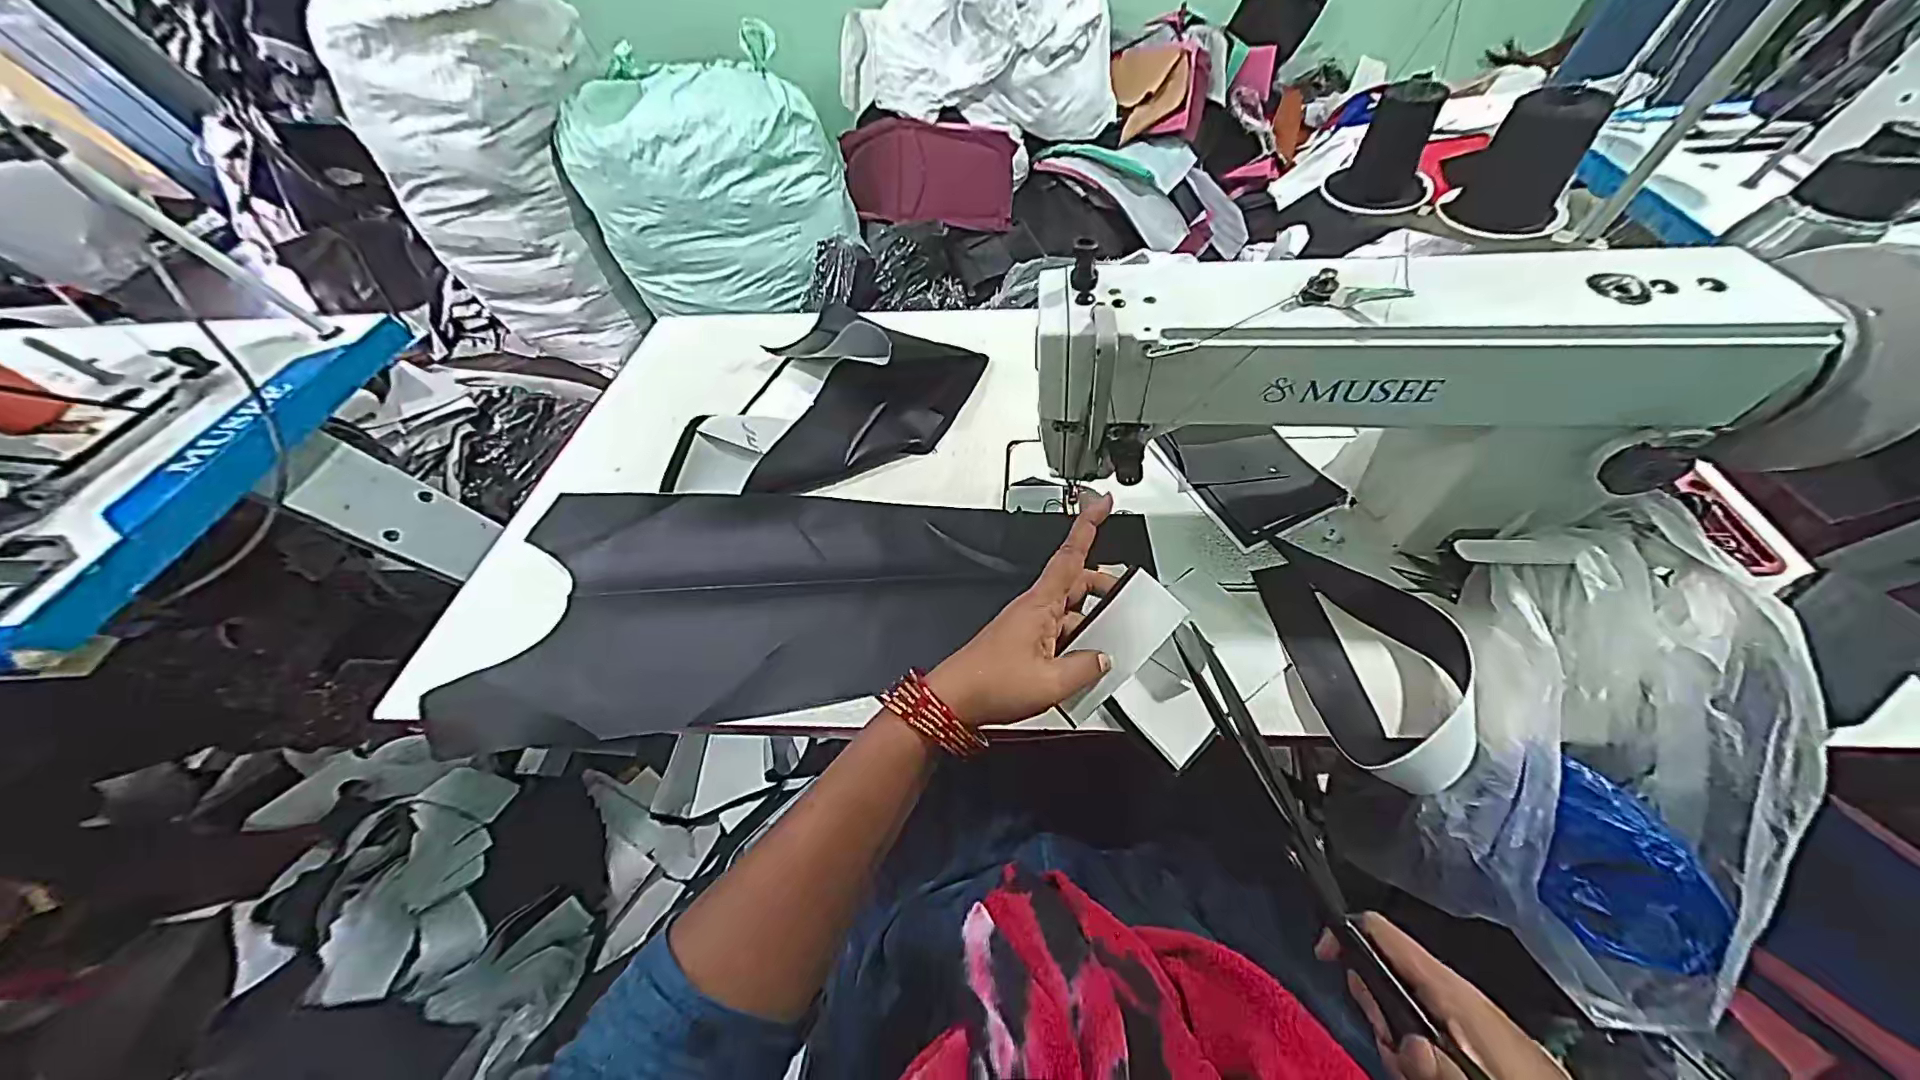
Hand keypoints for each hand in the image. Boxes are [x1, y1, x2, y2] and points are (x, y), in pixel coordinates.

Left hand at [926, 493, 1118, 725]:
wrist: (953, 700)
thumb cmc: (988, 682)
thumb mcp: (1052, 682)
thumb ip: (1087, 668)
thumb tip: (1103, 659)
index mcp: (1040, 603)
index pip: (1070, 553)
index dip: (1087, 524)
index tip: (1101, 502)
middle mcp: (1033, 608)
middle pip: (1075, 583)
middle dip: (1102, 586)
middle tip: (1123, 597)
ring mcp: (1026, 624)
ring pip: (1068, 611)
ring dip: (1088, 622)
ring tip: (1105, 645)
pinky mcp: (1021, 642)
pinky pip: (1056, 632)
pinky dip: (1073, 642)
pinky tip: (1080, 666)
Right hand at [1317, 914, 1568, 1079]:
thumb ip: (1437, 1068)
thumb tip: (1404, 1043)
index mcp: (1449, 989)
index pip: (1381, 931)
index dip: (1344, 933)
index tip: (1324, 957)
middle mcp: (1452, 991)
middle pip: (1382, 968)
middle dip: (1374, 1008)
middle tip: (1395, 1050)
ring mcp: (1462, 1013)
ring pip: (1399, 1002)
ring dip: (1395, 1038)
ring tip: (1420, 1072)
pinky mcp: (1471, 1035)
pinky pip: (1422, 1023)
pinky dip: (1416, 1048)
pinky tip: (1429, 1072)